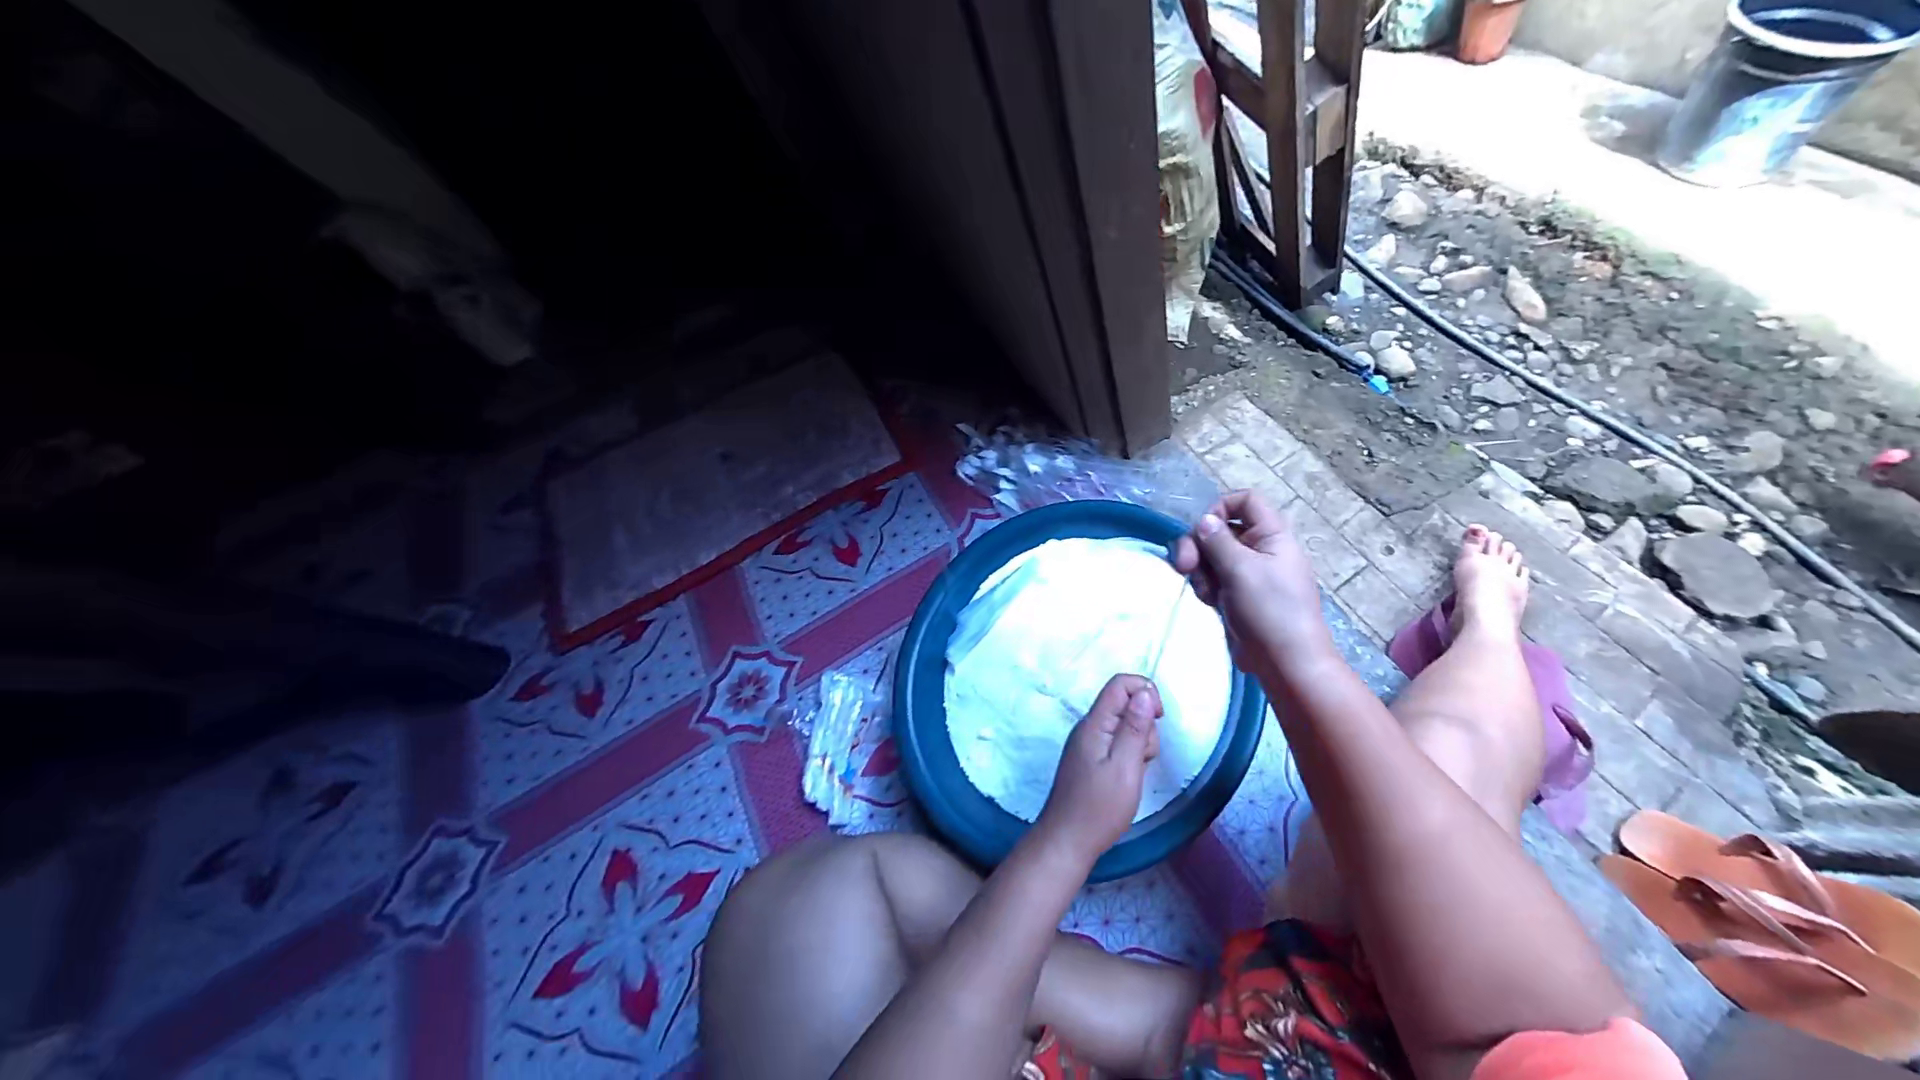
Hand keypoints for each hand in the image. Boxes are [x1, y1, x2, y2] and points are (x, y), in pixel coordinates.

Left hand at [1035, 674, 1161, 863]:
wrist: (1068, 841)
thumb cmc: (1099, 807)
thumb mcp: (1126, 766)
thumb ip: (1135, 727)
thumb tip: (1145, 692)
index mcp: (1094, 724)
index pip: (1120, 685)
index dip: (1145, 692)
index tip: (1158, 719)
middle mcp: (1088, 728)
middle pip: (1125, 705)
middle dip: (1144, 724)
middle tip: (1143, 757)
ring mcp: (1088, 744)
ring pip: (1124, 726)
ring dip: (1139, 743)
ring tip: (1134, 773)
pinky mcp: (1091, 759)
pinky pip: (1117, 744)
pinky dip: (1130, 756)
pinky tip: (1127, 779)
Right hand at [1171, 491, 1333, 678]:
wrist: (1284, 661)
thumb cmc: (1270, 610)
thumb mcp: (1241, 569)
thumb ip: (1218, 540)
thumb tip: (1203, 520)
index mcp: (1272, 536)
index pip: (1246, 501)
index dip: (1221, 507)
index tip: (1204, 530)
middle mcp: (1260, 549)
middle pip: (1220, 530)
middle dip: (1199, 546)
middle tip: (1185, 566)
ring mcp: (1248, 573)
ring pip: (1211, 556)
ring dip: (1201, 570)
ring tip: (1207, 594)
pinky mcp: (1236, 595)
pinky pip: (1213, 579)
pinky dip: (1207, 587)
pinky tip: (1211, 603)